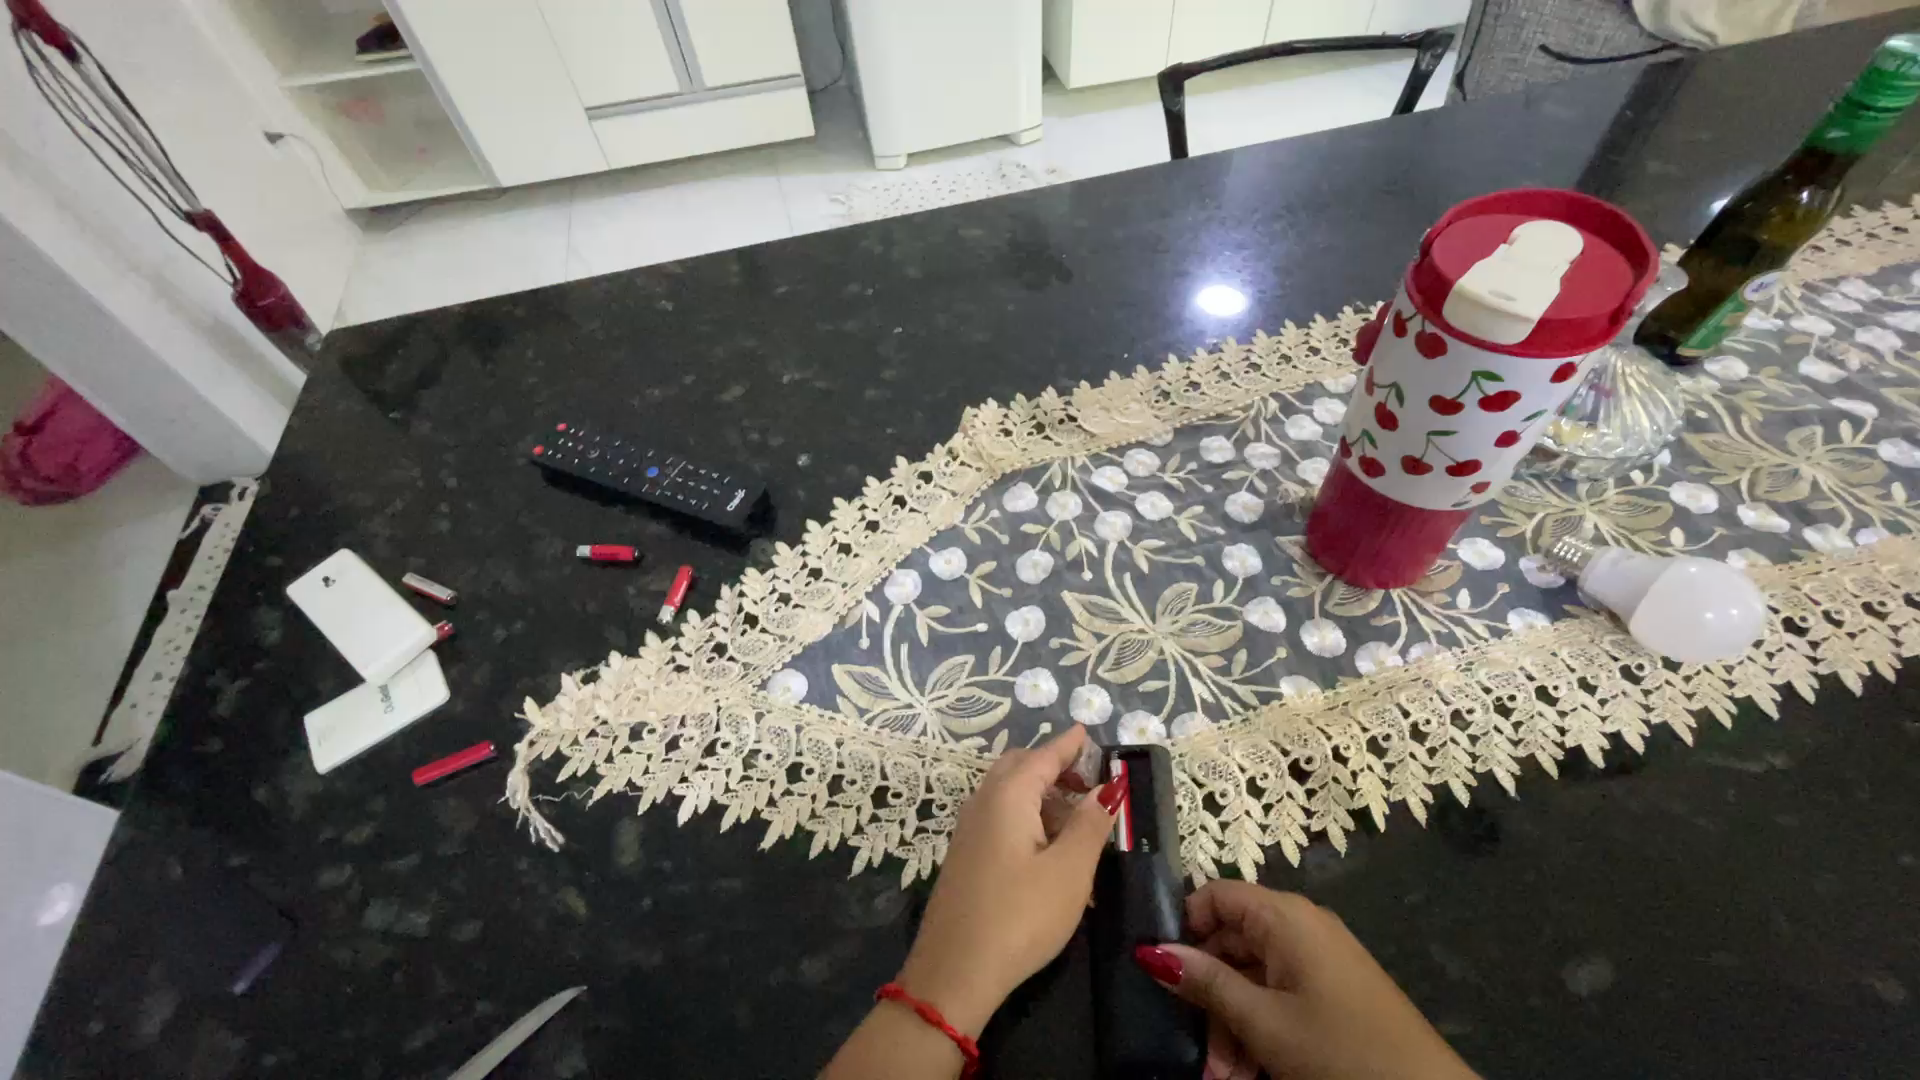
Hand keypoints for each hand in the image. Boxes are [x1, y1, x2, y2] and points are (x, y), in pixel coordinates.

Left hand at [896, 725, 1125, 1035]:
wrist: (954, 970)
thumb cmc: (1020, 916)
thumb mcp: (1069, 871)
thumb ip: (1090, 824)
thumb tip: (1107, 789)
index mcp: (1008, 795)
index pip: (1042, 756)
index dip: (1068, 745)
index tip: (1087, 732)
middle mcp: (983, 801)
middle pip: (1020, 768)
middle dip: (1054, 768)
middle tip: (1089, 784)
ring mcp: (969, 829)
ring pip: (1009, 795)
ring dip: (1044, 799)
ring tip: (1080, 827)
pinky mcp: (966, 855)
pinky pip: (1000, 820)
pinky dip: (1028, 821)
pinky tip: (1050, 854)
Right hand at [1134, 880, 1477, 1079]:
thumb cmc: (1341, 1052)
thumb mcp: (1263, 1022)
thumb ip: (1205, 983)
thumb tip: (1150, 951)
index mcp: (1283, 917)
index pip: (1214, 896)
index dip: (1184, 927)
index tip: (1162, 972)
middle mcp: (1300, 927)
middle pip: (1230, 943)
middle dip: (1208, 996)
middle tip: (1198, 1051)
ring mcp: (1319, 961)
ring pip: (1252, 977)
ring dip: (1231, 1025)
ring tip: (1226, 1078)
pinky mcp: (1334, 993)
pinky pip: (1279, 997)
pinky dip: (1259, 1030)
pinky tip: (1250, 1074)